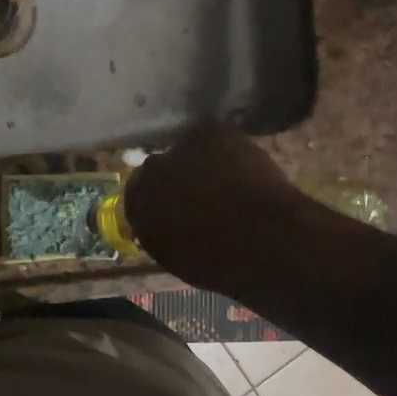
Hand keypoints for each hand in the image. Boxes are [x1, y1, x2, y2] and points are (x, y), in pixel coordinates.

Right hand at [124, 122, 312, 291]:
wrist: (259, 238)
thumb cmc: (216, 263)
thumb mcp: (178, 259)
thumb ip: (166, 234)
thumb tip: (173, 226)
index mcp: (137, 204)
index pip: (140, 196)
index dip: (162, 202)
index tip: (179, 213)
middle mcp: (149, 171)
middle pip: (163, 169)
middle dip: (181, 180)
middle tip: (206, 197)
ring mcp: (179, 149)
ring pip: (191, 152)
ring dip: (205, 163)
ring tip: (231, 185)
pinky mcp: (210, 132)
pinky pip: (217, 139)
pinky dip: (230, 151)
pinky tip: (246, 170)